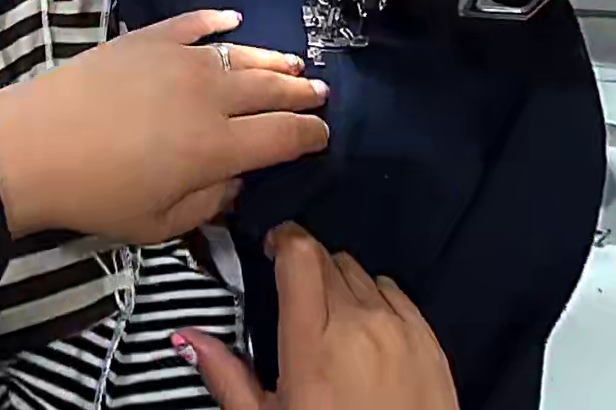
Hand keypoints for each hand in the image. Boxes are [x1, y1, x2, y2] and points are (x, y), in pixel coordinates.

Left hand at [0, 10, 328, 243]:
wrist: (35, 144)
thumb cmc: (97, 193)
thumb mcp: (159, 223)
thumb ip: (210, 201)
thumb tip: (238, 177)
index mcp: (217, 145)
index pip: (282, 136)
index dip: (309, 135)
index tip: (323, 134)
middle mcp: (211, 95)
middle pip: (270, 90)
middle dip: (301, 92)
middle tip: (319, 92)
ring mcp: (182, 58)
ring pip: (242, 55)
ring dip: (273, 60)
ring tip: (293, 62)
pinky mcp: (153, 36)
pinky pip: (195, 22)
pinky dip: (218, 19)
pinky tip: (233, 20)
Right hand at [173, 224, 457, 409]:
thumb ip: (227, 375)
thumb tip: (185, 335)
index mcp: (313, 342)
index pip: (299, 252)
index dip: (283, 239)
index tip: (271, 249)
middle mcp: (358, 321)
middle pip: (326, 256)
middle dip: (306, 266)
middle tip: (296, 299)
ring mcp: (399, 327)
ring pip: (359, 270)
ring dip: (340, 284)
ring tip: (333, 322)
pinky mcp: (430, 339)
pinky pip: (393, 290)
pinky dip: (375, 298)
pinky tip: (368, 332)